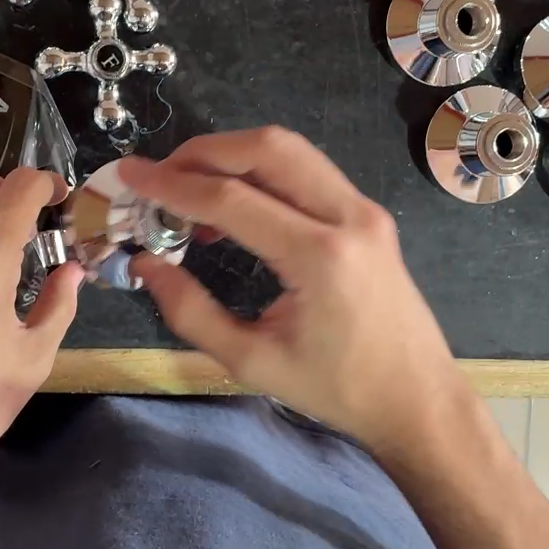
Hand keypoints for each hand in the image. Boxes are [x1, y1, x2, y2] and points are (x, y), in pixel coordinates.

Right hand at [117, 127, 471, 458]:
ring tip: (190, 186)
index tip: (131, 176)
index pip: (232, 198)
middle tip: (162, 176)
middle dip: (204, 152)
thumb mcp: (251, 361)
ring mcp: (365, 210)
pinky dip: (263, 172)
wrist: (418, 399)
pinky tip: (234, 205)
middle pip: (268, 148)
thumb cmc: (336, 389)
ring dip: (234, 156)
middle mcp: (348, 216)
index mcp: (319, 257)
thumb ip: (191, 311)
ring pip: (291, 150)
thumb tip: (145, 264)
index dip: (172, 184)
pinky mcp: (369, 214)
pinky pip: (308, 171)